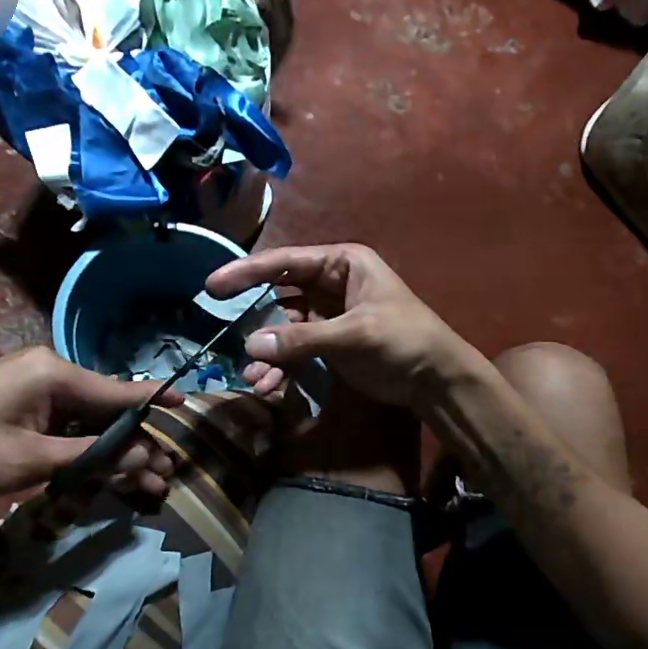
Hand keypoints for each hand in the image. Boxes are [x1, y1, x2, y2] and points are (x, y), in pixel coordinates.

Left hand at [0, 347, 176, 511]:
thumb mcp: (28, 459)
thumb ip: (91, 455)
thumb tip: (143, 455)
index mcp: (52, 373)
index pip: (119, 389)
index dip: (157, 403)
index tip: (190, 408)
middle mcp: (48, 377)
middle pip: (109, 411)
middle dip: (140, 446)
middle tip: (168, 478)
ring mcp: (33, 397)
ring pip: (91, 425)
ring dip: (117, 455)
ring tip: (149, 488)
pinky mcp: (21, 416)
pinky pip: (68, 432)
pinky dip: (89, 455)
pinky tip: (111, 477)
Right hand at [203, 243, 467, 407]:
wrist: (434, 378)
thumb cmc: (403, 340)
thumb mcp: (354, 334)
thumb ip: (303, 338)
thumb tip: (252, 346)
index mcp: (342, 264)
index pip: (285, 263)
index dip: (247, 272)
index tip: (213, 286)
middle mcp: (331, 284)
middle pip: (279, 296)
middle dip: (256, 324)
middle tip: (228, 342)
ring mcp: (328, 315)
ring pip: (284, 329)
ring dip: (268, 354)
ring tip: (255, 381)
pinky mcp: (329, 344)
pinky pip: (295, 350)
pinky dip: (281, 367)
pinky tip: (270, 386)